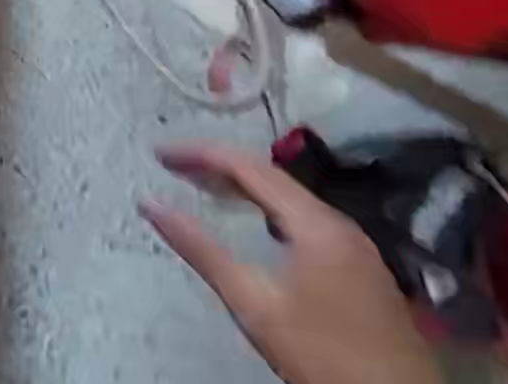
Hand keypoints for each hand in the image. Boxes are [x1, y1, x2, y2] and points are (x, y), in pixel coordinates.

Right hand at [140, 143, 443, 383]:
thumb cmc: (323, 355)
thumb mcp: (252, 302)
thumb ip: (199, 247)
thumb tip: (148, 202)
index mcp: (315, 223)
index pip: (246, 166)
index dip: (198, 153)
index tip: (158, 154)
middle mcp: (338, 223)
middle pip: (268, 176)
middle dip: (216, 166)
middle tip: (172, 167)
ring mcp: (354, 246)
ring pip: (286, 196)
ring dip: (241, 186)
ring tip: (200, 187)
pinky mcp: (359, 267)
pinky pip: (302, 217)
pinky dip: (265, 207)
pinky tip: (252, 222)